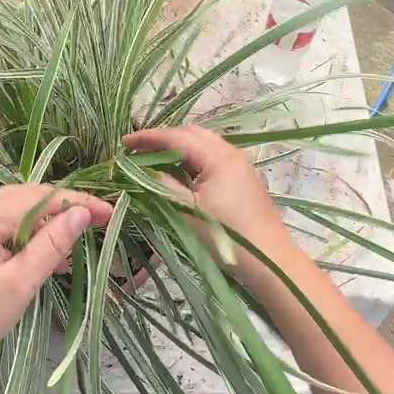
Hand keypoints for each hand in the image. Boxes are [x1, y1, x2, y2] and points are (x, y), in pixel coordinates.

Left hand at [0, 185, 113, 376]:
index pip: (40, 196)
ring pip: (8, 209)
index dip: (78, 203)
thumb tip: (81, 213)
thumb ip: (51, 245)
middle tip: (95, 228)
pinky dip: (16, 234)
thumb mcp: (18, 285)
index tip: (110, 213)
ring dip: (38, 225)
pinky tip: (32, 257)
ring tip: (62, 257)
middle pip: (24, 197)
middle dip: (60, 211)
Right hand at [122, 126, 301, 288]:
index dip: (149, 137)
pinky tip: (179, 172)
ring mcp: (240, 164)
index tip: (124, 142)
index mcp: (218, 157)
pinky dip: (192, 159)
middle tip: (137, 149)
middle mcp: (231, 152)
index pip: (177, 136)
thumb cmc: (227, 235)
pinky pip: (212, 157)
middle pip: (192, 134)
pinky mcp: (243, 177)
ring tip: (153, 159)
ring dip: (178, 147)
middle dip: (163, 138)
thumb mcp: (187, 211)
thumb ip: (163, 185)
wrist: (269, 259)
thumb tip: (141, 170)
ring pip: (203, 144)